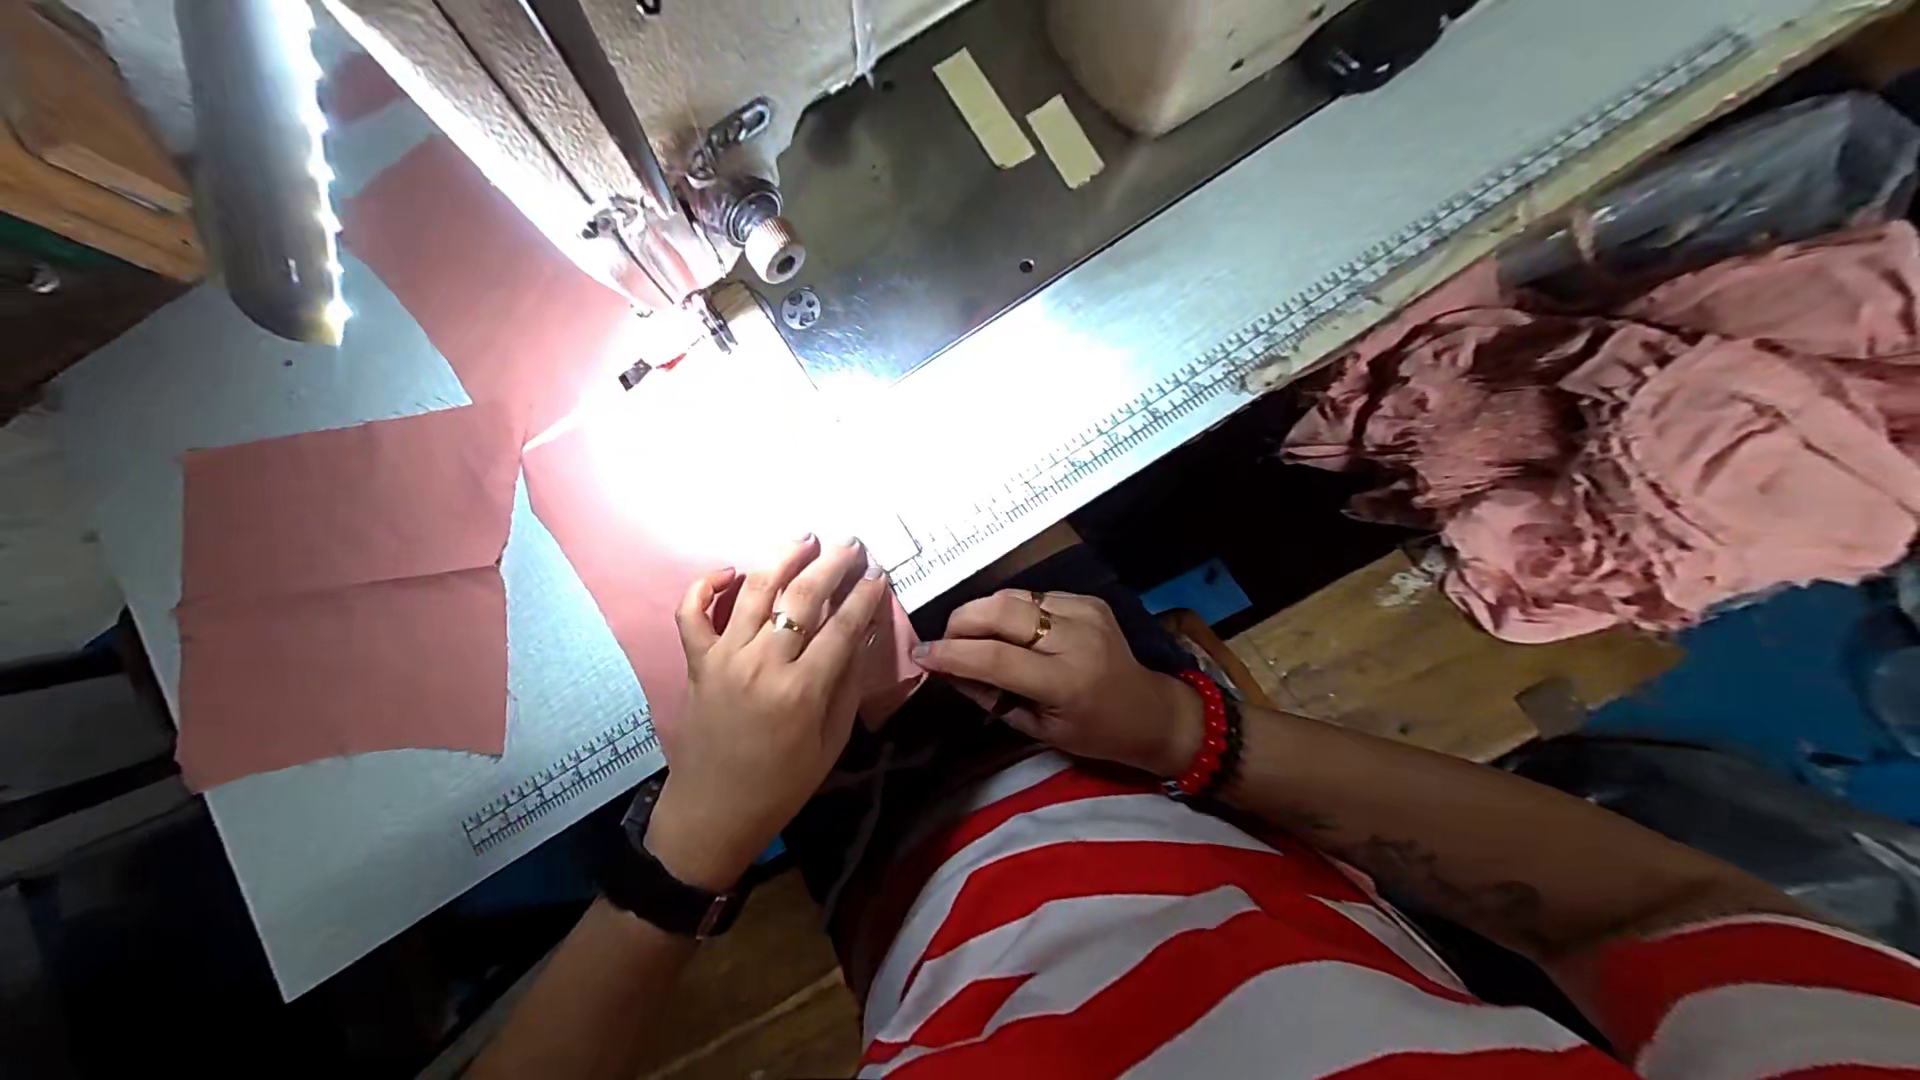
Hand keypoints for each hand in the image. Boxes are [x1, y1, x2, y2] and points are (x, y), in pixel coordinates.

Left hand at [646, 537, 890, 890]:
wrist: (714, 812)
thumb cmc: (783, 783)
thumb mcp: (831, 739)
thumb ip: (848, 682)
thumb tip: (865, 633)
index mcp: (803, 690)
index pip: (843, 626)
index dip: (865, 596)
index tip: (879, 573)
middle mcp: (762, 665)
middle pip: (801, 598)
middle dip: (832, 565)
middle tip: (851, 544)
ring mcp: (724, 659)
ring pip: (753, 591)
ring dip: (782, 558)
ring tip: (805, 538)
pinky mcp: (696, 662)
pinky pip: (692, 613)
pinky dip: (705, 586)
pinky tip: (729, 570)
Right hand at [912, 590, 1204, 777]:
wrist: (1151, 710)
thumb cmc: (1093, 732)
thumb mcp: (1038, 728)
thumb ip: (991, 695)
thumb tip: (947, 669)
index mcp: (1066, 682)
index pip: (995, 657)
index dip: (951, 653)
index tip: (921, 654)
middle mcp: (1076, 638)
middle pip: (1001, 610)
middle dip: (961, 621)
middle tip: (944, 641)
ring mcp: (1085, 611)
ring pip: (1013, 595)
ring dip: (981, 612)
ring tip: (969, 634)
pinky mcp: (1088, 599)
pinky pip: (1033, 596)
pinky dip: (1011, 611)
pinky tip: (1010, 630)